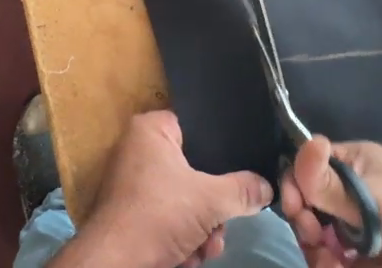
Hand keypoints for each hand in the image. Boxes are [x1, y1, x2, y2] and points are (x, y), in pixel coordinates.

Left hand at [64, 111, 274, 267]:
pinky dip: (182, 239)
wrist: (115, 263)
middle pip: (195, 172)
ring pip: (185, 201)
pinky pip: (169, 218)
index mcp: (151, 129)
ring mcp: (135, 183)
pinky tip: (187, 256)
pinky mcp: (133, 213)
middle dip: (212, 209)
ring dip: (201, 230)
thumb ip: (241, 191)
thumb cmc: (158, 215)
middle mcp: (139, 149)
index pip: (196, 128)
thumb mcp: (209, 201)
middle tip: (217, 226)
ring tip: (203, 248)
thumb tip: (266, 186)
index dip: (220, 151)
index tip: (239, 173)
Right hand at [280, 137, 381, 267]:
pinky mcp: (375, 256)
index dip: (296, 188)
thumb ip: (329, 182)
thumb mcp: (372, 201)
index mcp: (356, 163)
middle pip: (313, 205)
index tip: (297, 213)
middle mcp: (357, 189)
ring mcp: (366, 225)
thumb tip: (301, 143)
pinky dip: (335, 267)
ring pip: (325, 238)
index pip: (309, 167)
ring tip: (330, 266)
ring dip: (319, 255)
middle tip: (316, 245)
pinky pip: (343, 260)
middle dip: (307, 227)